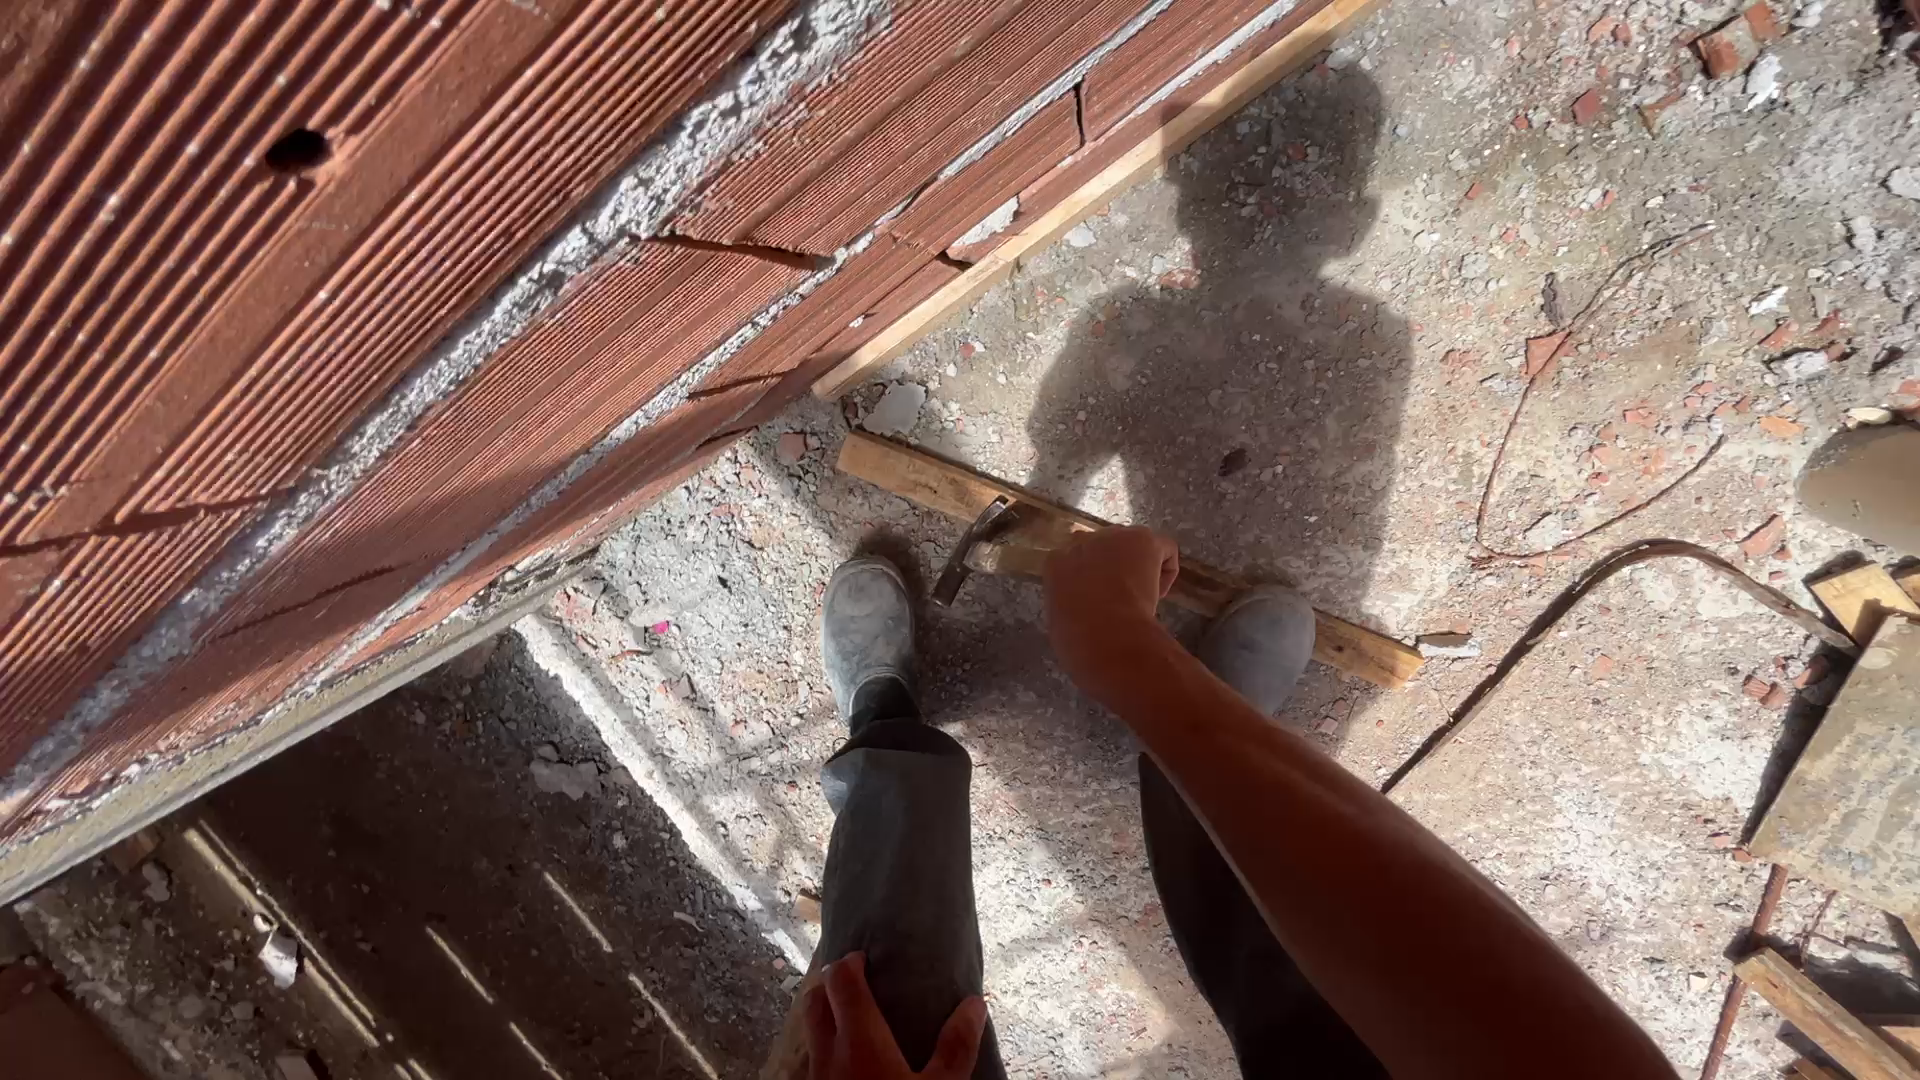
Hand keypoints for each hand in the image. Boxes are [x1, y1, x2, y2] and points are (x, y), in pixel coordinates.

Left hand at [803, 953, 986, 1078]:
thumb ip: (956, 1045)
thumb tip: (976, 1002)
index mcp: (858, 1037)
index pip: (840, 979)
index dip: (851, 962)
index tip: (869, 959)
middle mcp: (828, 1054)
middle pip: (815, 1001)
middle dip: (830, 985)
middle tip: (858, 984)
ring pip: (811, 1036)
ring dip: (826, 1020)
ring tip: (856, 1024)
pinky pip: (814, 1067)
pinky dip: (827, 1054)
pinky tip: (851, 1068)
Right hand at [1043, 527, 1178, 686]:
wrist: (1105, 636)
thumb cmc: (1077, 640)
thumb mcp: (1059, 624)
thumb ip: (1067, 608)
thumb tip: (1080, 614)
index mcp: (1056, 563)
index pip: (1073, 560)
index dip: (1089, 580)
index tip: (1097, 601)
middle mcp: (1083, 542)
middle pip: (1103, 546)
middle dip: (1112, 566)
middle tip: (1120, 596)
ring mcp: (1113, 537)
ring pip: (1132, 545)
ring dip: (1137, 566)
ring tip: (1140, 597)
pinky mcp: (1143, 539)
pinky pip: (1163, 548)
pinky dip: (1166, 571)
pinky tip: (1159, 594)